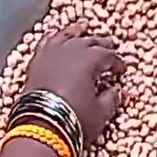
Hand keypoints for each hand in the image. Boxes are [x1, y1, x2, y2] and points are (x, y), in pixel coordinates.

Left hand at [23, 26, 122, 145]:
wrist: (41, 127)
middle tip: (108, 46)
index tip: (121, 70)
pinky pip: (45, 44)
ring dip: (76, 33)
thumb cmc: (74, 119)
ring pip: (65, 36)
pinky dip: (53, 39)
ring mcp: (50, 55)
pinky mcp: (35, 64)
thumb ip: (111, 99)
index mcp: (88, 60)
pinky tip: (55, 39)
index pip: (107, 55)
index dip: (116, 62)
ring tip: (82, 30)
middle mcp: (69, 51)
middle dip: (100, 44)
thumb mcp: (100, 113)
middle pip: (88, 41)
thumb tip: (116, 91)